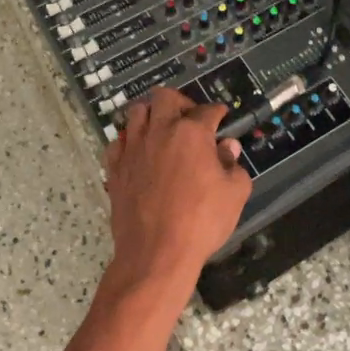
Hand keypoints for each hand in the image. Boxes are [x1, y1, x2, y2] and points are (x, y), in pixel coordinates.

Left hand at [103, 87, 251, 288]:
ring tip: (160, 128)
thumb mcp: (234, 194)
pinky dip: (128, 140)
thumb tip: (227, 147)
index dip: (217, 112)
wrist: (156, 253)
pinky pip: (118, 141)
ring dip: (151, 114)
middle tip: (189, 116)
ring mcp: (133, 148)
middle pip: (164, 97)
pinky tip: (137, 151)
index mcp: (191, 133)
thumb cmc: (201, 222)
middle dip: (179, 101)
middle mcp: (159, 131)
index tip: (221, 115)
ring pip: (136, 112)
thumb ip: (233, 164)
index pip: (207, 111)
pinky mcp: (115, 167)